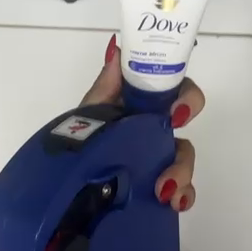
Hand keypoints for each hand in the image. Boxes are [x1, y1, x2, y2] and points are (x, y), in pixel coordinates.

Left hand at [84, 35, 203, 212]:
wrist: (63, 181)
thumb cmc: (80, 137)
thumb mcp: (91, 109)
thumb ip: (107, 82)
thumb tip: (118, 47)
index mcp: (143, 102)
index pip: (177, 90)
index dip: (187, 98)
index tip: (179, 114)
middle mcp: (155, 126)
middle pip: (186, 127)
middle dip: (185, 140)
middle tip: (174, 155)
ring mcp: (158, 157)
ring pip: (185, 157)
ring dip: (182, 172)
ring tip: (163, 191)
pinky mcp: (158, 185)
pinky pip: (180, 190)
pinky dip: (183, 196)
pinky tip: (174, 204)